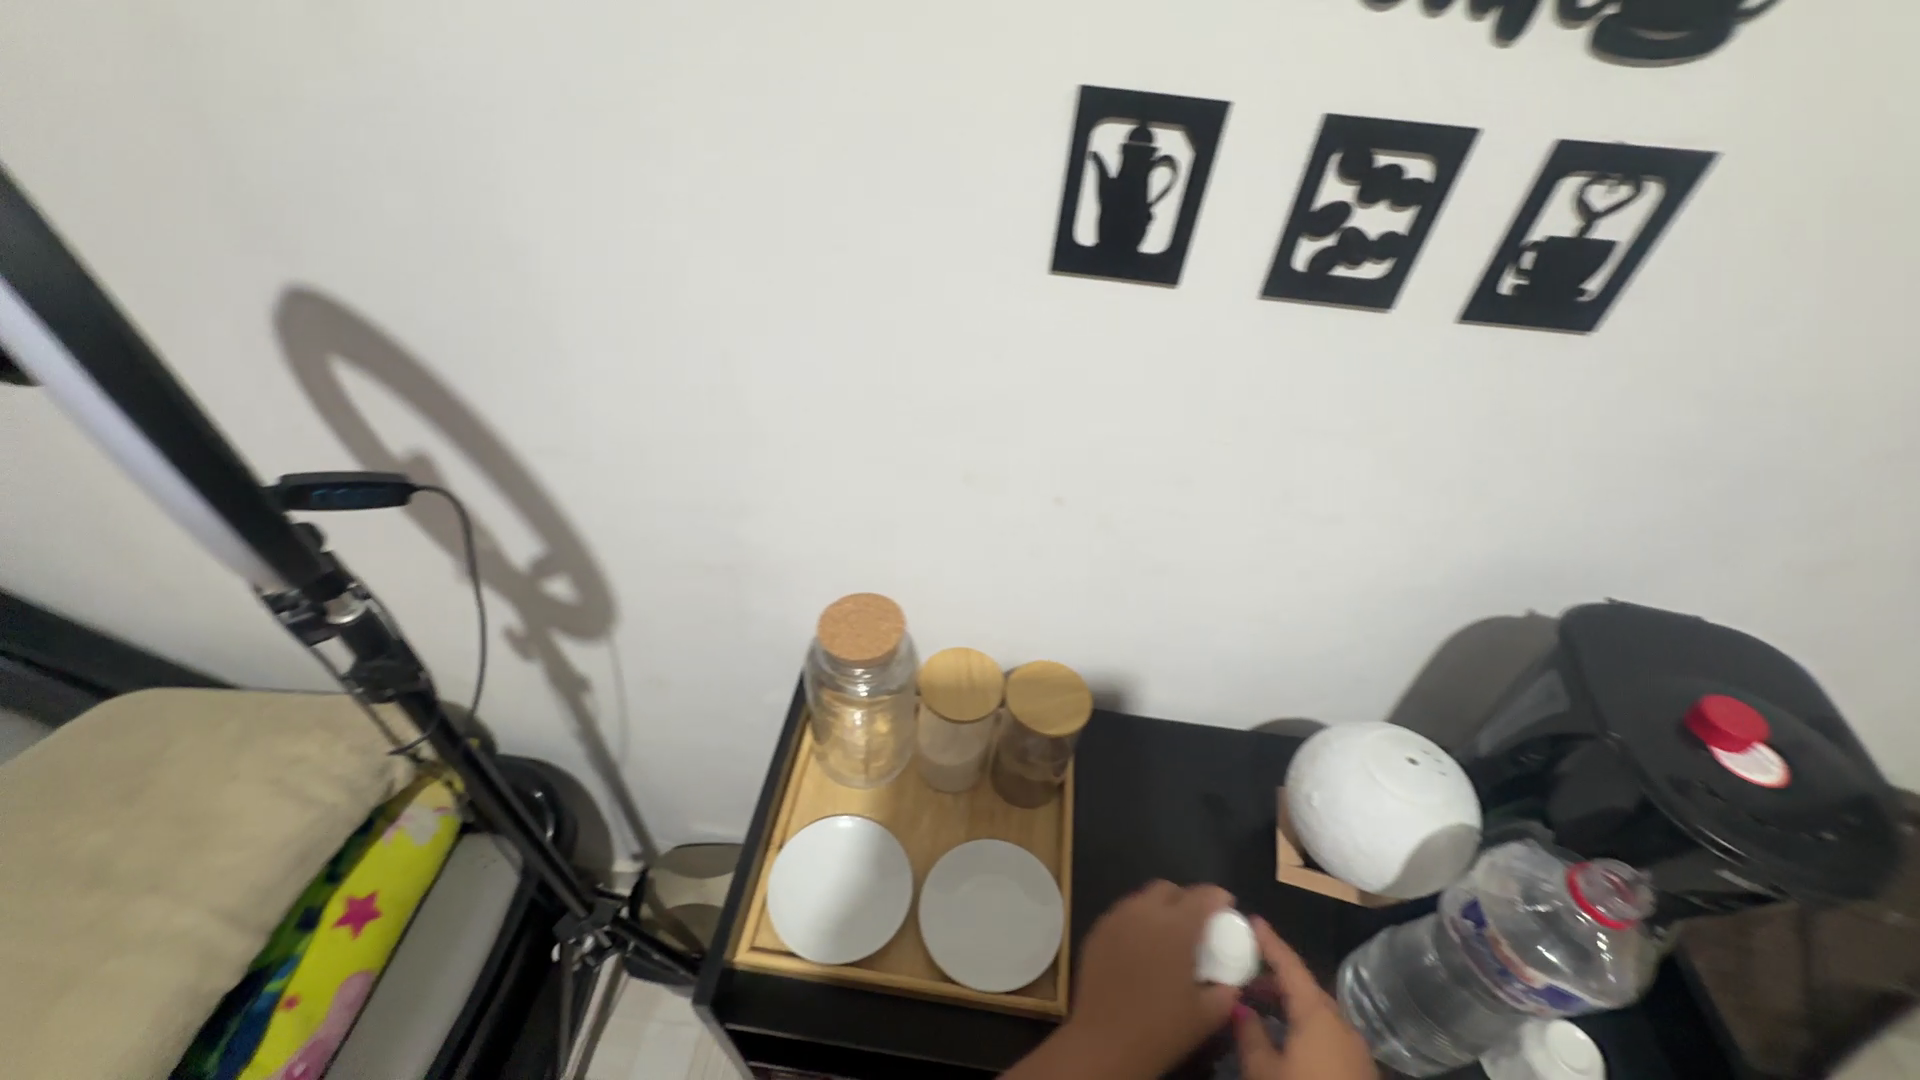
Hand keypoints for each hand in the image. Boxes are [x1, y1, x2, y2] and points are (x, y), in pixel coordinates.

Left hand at [1061, 881, 1239, 1076]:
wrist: (1104, 1042)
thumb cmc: (1161, 1029)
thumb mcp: (1207, 1015)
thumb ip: (1226, 992)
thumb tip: (1230, 983)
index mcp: (1176, 927)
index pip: (1202, 896)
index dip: (1217, 897)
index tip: (1227, 904)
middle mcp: (1144, 912)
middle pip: (1168, 889)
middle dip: (1186, 898)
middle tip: (1196, 921)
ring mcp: (1115, 918)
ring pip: (1142, 899)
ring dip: (1159, 908)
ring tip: (1168, 935)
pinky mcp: (1096, 931)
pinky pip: (1122, 915)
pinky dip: (1137, 921)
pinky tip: (1142, 947)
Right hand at [1233, 916, 1377, 1079]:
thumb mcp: (1263, 1071)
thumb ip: (1250, 1034)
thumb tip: (1240, 1007)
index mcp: (1317, 1014)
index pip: (1290, 965)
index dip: (1270, 941)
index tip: (1252, 919)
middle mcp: (1340, 1023)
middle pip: (1305, 987)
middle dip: (1274, 976)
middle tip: (1243, 970)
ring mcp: (1354, 1050)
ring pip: (1316, 1012)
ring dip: (1288, 1003)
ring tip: (1257, 1005)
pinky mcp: (1358, 1072)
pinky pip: (1326, 1033)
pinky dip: (1302, 1024)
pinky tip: (1283, 1038)